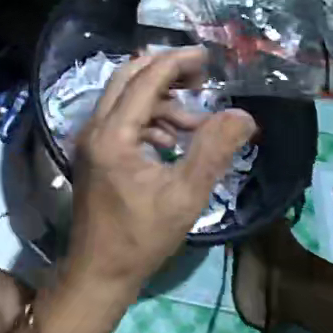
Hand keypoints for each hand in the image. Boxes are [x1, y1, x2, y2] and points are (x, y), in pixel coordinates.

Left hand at [65, 48, 256, 295]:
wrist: (98, 274)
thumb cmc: (141, 238)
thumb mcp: (186, 195)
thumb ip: (213, 150)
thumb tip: (243, 115)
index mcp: (113, 134)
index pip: (145, 79)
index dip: (177, 63)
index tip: (207, 57)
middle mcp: (95, 128)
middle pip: (128, 77)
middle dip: (166, 71)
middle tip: (202, 77)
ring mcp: (90, 139)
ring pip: (125, 97)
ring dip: (161, 99)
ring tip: (196, 122)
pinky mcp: (94, 151)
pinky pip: (122, 117)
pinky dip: (149, 118)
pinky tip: (173, 141)